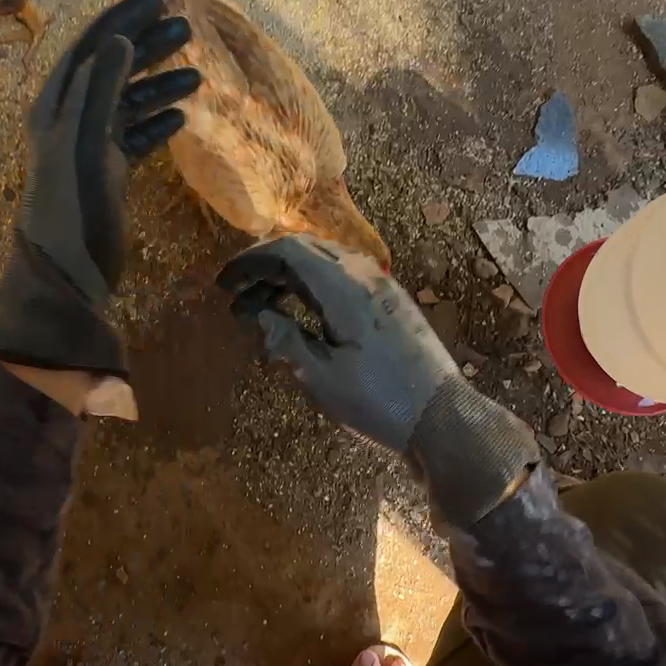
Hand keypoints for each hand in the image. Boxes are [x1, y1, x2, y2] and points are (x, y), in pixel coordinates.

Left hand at [0, 0, 199, 376]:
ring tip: (199, 75)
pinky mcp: (108, 173)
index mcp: (57, 104)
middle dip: (149, 46)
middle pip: (113, 68)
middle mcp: (72, 118)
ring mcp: (91, 146)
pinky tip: (182, 118)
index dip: (124, 20)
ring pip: (129, 103)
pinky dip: (157, 124)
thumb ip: (99, 89)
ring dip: (160, 85)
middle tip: (188, 28)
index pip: (91, 47)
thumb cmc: (72, 207)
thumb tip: (120, 37)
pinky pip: (136, 137)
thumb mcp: (84, 144)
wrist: (67, 272)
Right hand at [219, 235, 538, 530]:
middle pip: (306, 248)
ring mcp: (381, 285)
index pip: (288, 252)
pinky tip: (301, 309)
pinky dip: (312, 283)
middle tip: (238, 292)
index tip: (224, 285)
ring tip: (263, 304)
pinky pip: (342, 274)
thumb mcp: (321, 376)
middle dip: (266, 264)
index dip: (250, 262)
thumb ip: (283, 337)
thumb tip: (249, 312)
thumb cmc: (377, 401)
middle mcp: (365, 275)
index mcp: (345, 289)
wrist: (440, 417)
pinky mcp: (390, 300)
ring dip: (289, 273)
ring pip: (325, 260)